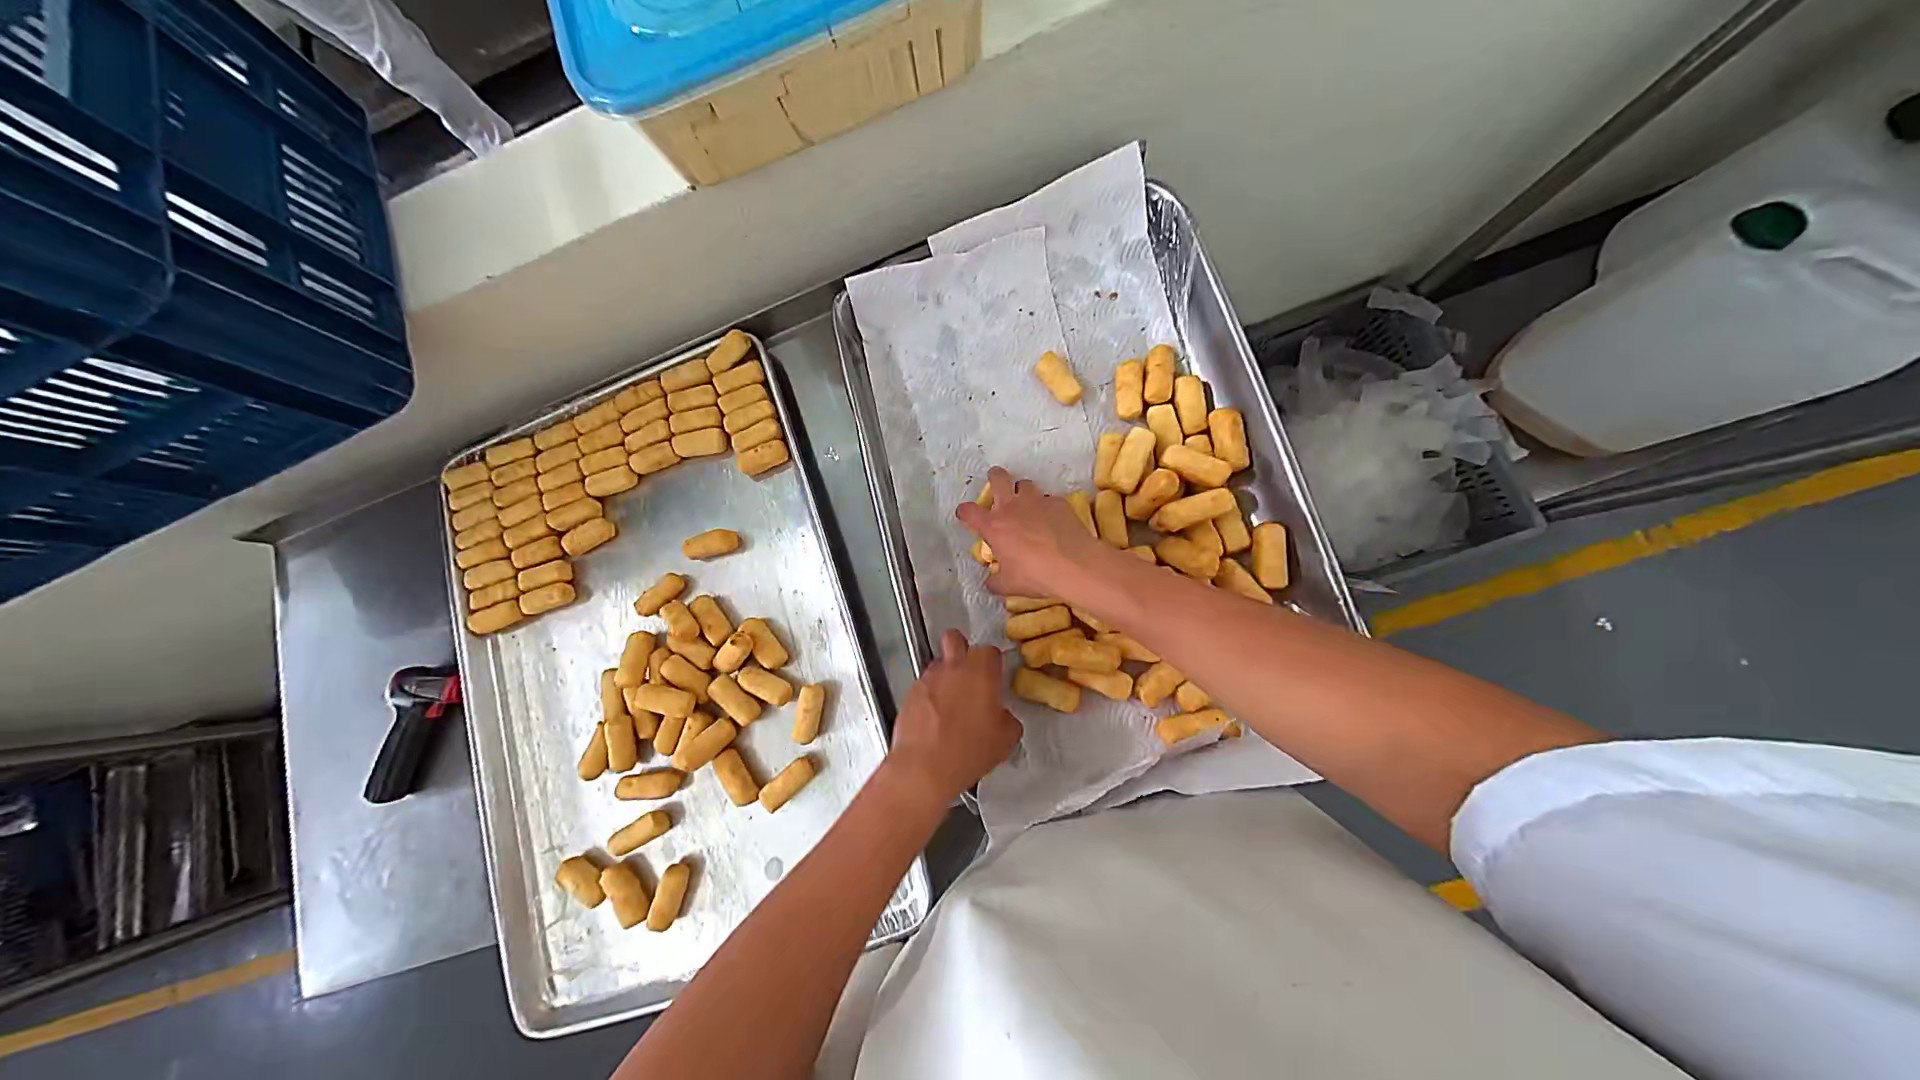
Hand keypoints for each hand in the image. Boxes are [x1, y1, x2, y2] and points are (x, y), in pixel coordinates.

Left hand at [885, 630, 1022, 803]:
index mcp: (981, 672)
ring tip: (952, 701)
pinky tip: (935, 718)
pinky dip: (929, 696)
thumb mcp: (1006, 739)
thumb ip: (1008, 719)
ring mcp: (928, 679)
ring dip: (945, 676)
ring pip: (937, 664)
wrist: (924, 767)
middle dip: (962, 648)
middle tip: (969, 670)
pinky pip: (922, 686)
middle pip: (955, 638)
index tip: (995, 675)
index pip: (990, 650)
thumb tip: (1004, 719)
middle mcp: (953, 668)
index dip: (993, 662)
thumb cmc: (966, 751)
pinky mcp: (910, 694)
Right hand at [954, 466, 1116, 602]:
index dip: (964, 511)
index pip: (969, 511)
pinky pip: (1049, 499)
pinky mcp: (1059, 503)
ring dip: (1022, 491)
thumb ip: (995, 581)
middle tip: (995, 481)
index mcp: (994, 526)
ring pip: (1025, 484)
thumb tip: (990, 582)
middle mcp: (1012, 508)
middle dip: (994, 477)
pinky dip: (1047, 507)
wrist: (1074, 565)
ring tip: (1026, 503)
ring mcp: (1037, 501)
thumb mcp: (1008, 585)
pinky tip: (1052, 520)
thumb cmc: (1035, 575)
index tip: (965, 514)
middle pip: (998, 478)